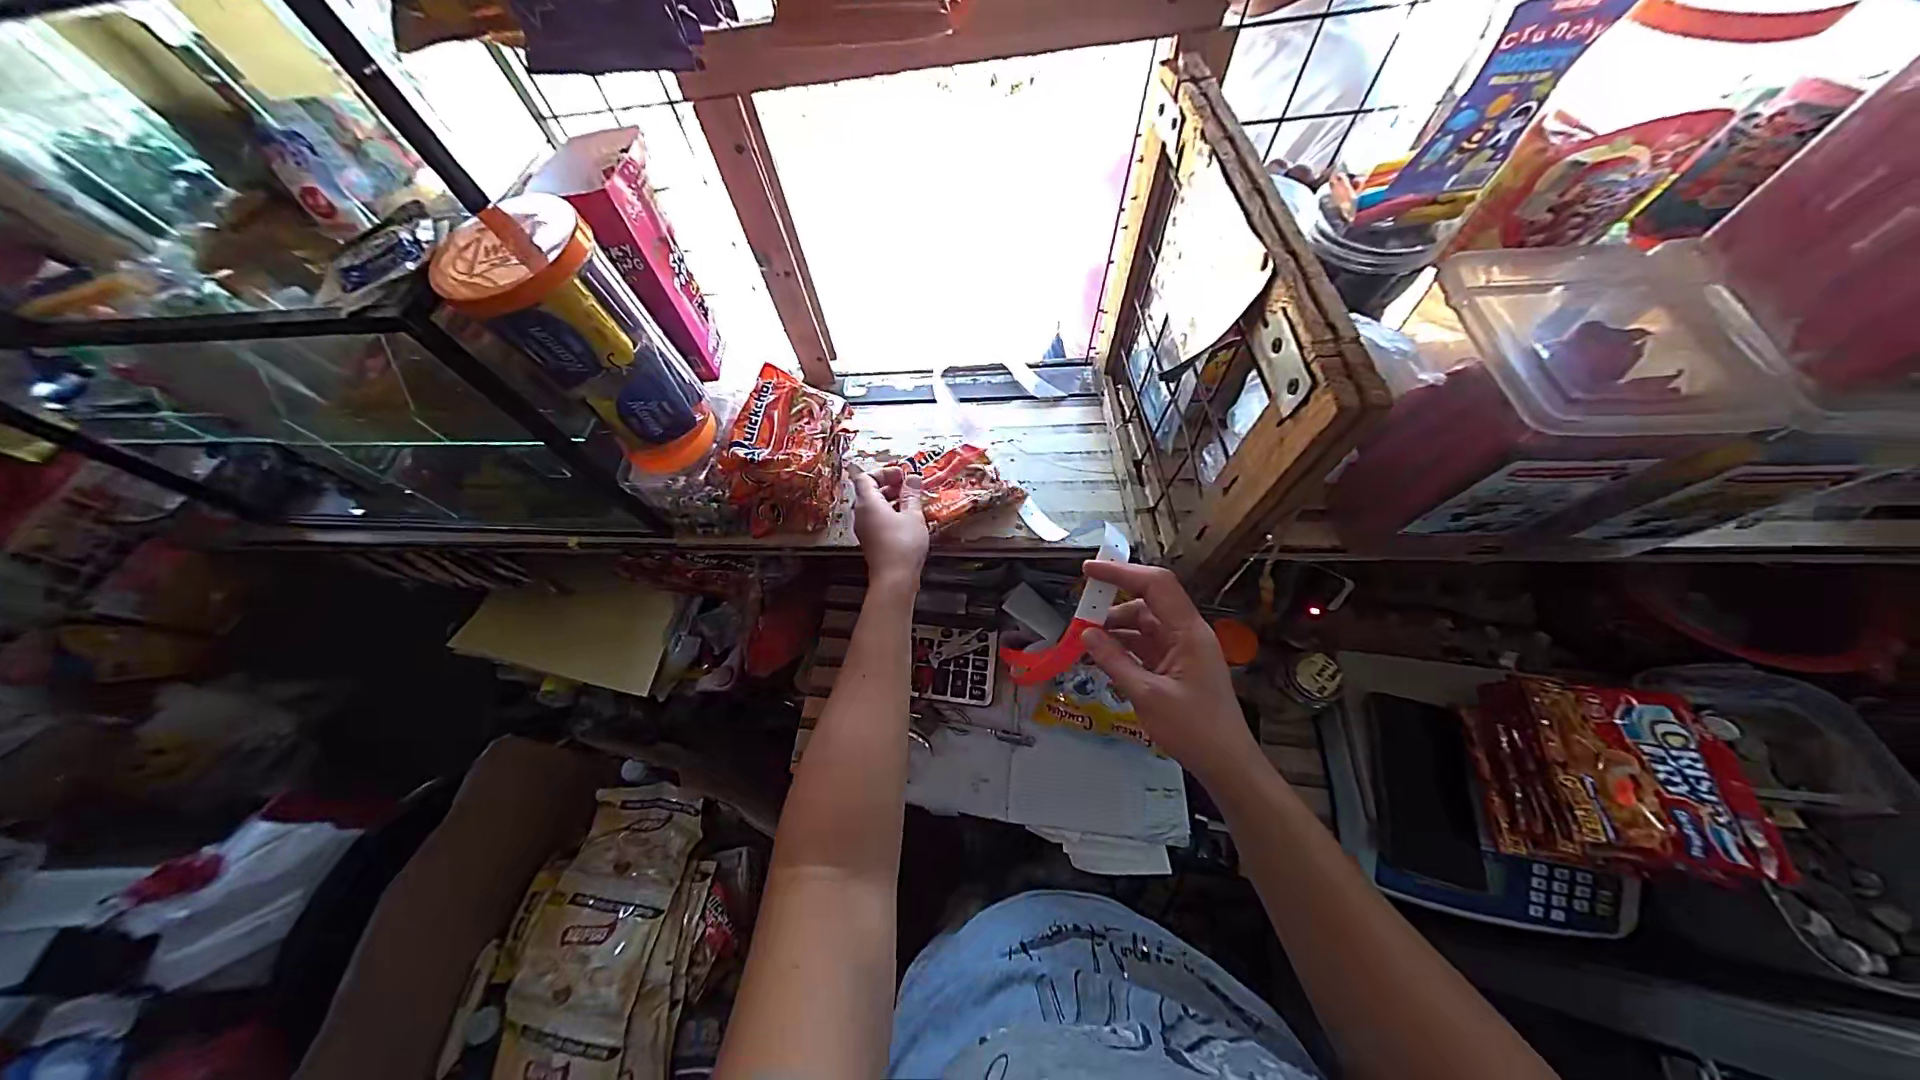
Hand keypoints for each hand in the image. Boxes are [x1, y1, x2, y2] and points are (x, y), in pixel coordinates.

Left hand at [853, 467, 927, 589]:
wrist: (894, 578)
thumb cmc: (903, 544)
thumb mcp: (913, 515)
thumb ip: (911, 494)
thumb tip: (912, 478)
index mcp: (867, 502)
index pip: (866, 476)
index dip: (884, 472)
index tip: (902, 474)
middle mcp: (861, 514)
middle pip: (869, 491)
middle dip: (889, 485)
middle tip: (909, 486)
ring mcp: (864, 528)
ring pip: (874, 506)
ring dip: (891, 499)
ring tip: (912, 502)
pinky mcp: (870, 540)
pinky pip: (877, 519)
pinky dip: (890, 513)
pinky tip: (908, 519)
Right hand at [1080, 562, 1260, 784]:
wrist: (1226, 763)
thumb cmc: (1193, 729)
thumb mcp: (1147, 695)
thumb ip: (1114, 661)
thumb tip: (1086, 634)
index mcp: (1189, 632)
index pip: (1156, 585)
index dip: (1122, 572)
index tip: (1089, 570)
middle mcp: (1186, 634)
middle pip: (1146, 604)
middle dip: (1111, 607)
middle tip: (1080, 618)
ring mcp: (1182, 651)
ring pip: (1142, 626)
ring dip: (1113, 631)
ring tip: (1084, 643)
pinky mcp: (1175, 667)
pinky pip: (1144, 647)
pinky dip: (1122, 649)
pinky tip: (1100, 658)